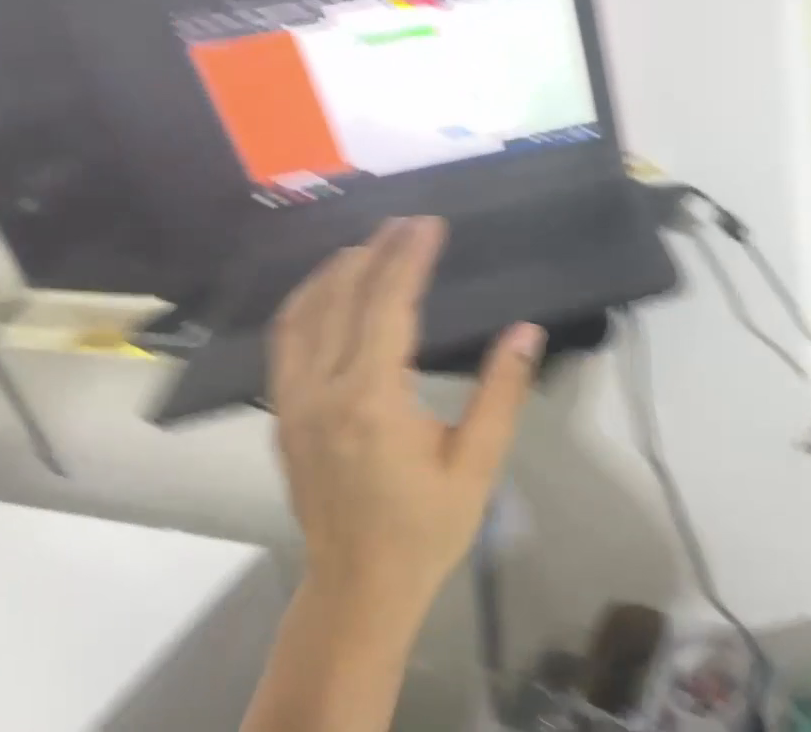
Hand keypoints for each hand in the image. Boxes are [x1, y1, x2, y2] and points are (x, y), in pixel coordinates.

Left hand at [269, 216, 544, 596]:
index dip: (409, 260)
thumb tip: (526, 331)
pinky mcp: (284, 417)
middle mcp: (322, 393)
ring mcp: (293, 405)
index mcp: (372, 402)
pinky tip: (326, 293)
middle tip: (407, 222)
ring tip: (368, 244)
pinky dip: (306, 304)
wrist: (359, 587)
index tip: (429, 224)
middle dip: (375, 253)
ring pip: (301, 316)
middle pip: (341, 301)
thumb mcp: (478, 463)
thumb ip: (501, 392)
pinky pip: (285, 343)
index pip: (387, 308)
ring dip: (334, 272)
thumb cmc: (427, 526)